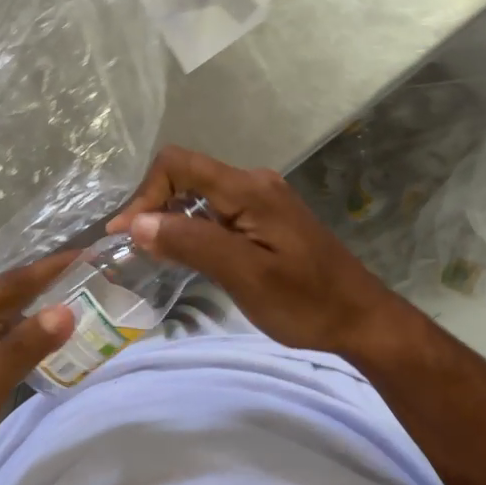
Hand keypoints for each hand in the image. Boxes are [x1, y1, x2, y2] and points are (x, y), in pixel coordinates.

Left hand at [0, 253, 78, 484]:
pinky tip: (45, 333)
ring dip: (35, 310)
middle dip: (46, 285)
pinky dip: (19, 331)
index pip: (9, 285)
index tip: (87, 252)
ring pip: (2, 312)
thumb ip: (25, 348)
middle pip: (5, 294)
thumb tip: (65, 310)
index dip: (50, 269)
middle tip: (91, 273)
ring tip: (78, 298)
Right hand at [108, 145, 401, 354]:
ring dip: (170, 220)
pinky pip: (215, 213)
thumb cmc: (304, 301)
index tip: (125, 236)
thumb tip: (136, 223)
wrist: (360, 319)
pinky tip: (185, 257)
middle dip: (152, 207)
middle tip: (134, 250)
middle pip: (185, 176)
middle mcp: (254, 184)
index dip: (143, 195)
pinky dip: (191, 230)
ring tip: (151, 256)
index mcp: (249, 190)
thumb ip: (191, 243)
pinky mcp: (265, 221)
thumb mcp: (244, 275)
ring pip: (199, 196)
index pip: (177, 165)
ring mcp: (261, 202)